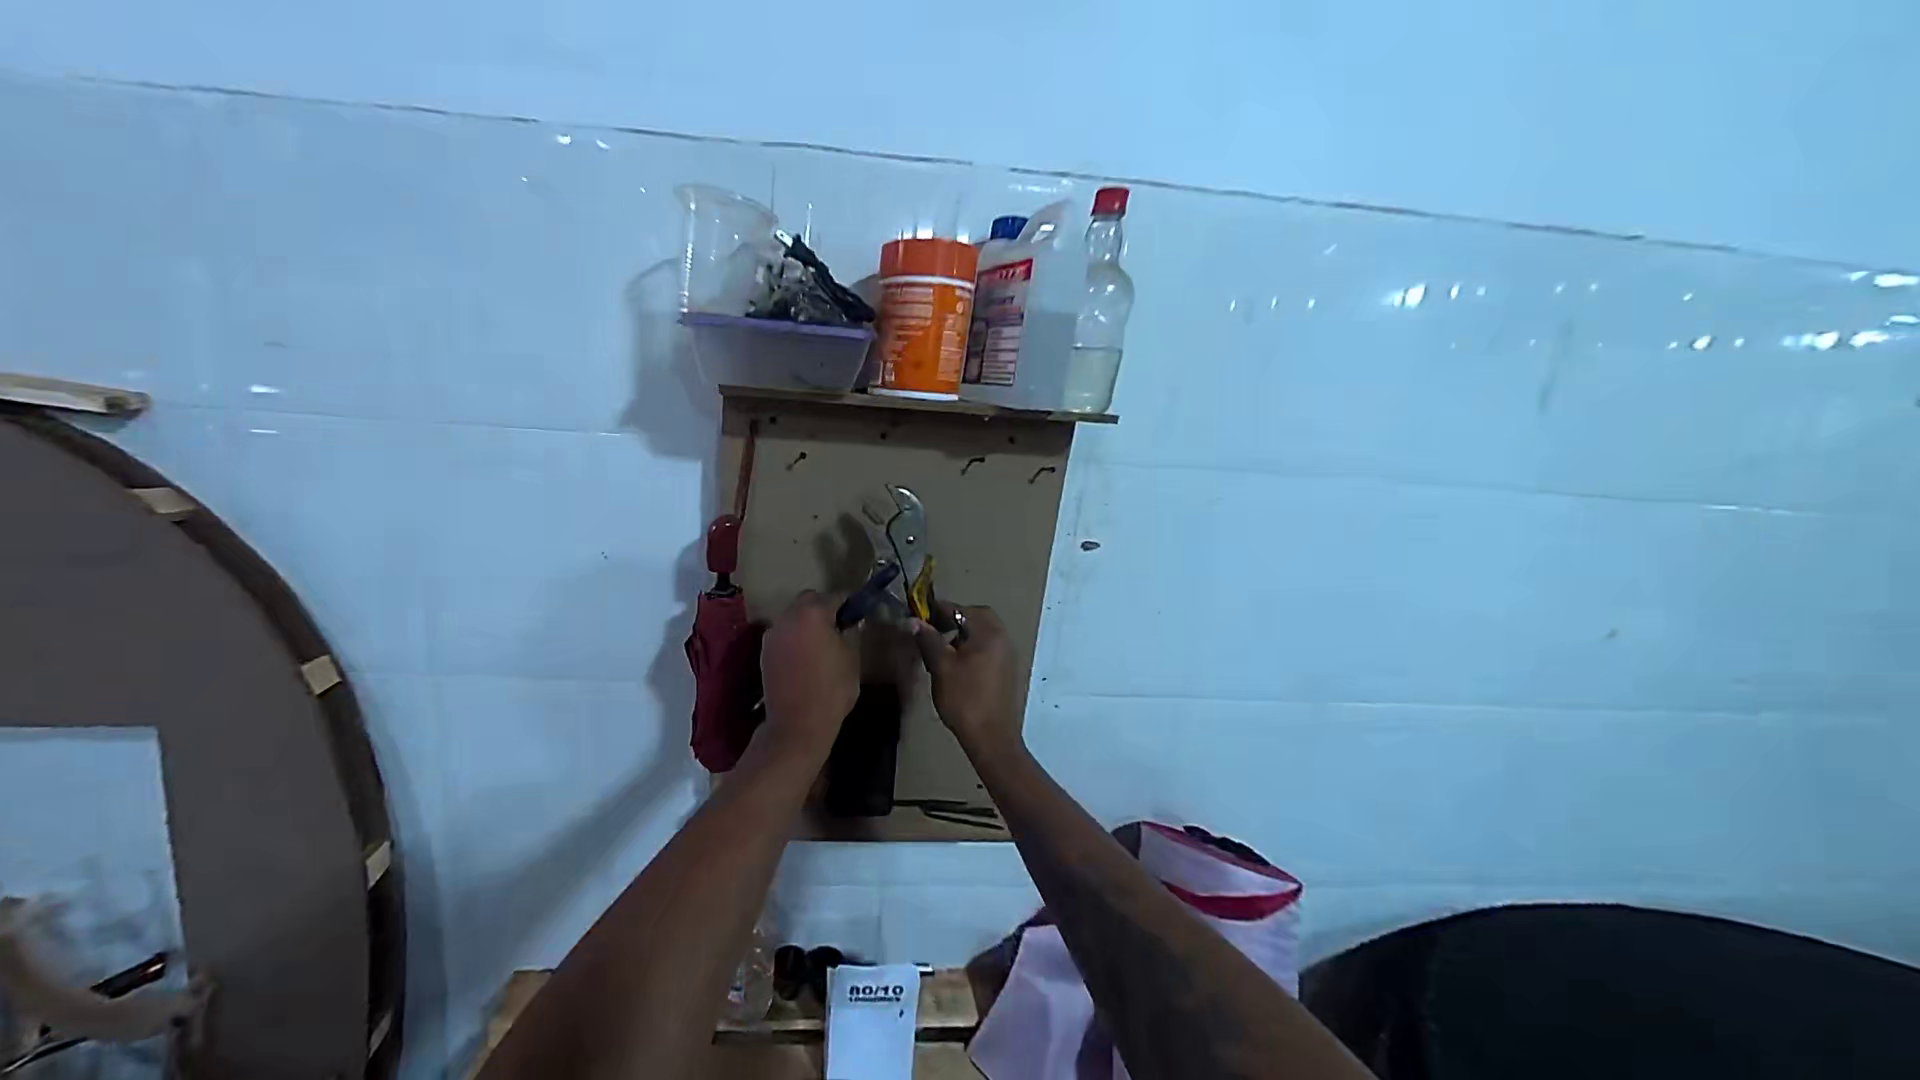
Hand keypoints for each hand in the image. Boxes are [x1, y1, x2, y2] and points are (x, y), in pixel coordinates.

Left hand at [760, 591, 858, 756]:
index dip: (848, 604)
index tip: (856, 614)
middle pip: (808, 600)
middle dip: (824, 608)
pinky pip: (784, 634)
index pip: (835, 596)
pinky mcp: (764, 652)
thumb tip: (850, 622)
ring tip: (821, 643)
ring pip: (793, 616)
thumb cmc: (832, 689)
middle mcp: (788, 617)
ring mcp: (772, 634)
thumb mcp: (852, 658)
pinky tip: (805, 656)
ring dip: (807, 622)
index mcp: (812, 614)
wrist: (797, 725)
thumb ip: (852, 632)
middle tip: (838, 627)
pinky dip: (795, 637)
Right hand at [912, 604, 1021, 759]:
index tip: (921, 613)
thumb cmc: (965, 699)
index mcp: (989, 633)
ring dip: (963, 634)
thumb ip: (929, 640)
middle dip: (955, 619)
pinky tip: (956, 665)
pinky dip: (972, 648)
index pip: (962, 609)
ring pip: (983, 634)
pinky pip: (988, 649)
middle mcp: (1003, 639)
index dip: (940, 609)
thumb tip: (914, 620)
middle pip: (978, 618)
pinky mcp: (1006, 671)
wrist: (991, 737)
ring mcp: (1007, 656)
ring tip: (941, 648)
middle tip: (933, 628)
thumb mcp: (941, 667)